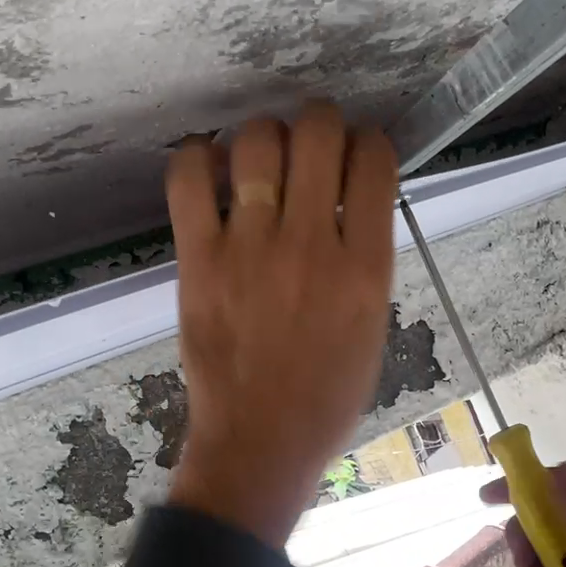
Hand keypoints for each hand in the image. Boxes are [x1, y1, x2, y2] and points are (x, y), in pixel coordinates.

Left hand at [163, 104, 397, 547]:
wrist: (262, 443)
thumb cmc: (327, 398)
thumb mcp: (373, 329)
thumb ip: (365, 263)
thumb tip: (349, 207)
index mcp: (366, 269)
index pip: (375, 162)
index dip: (370, 143)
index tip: (360, 154)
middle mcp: (312, 245)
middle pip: (319, 134)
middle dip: (323, 123)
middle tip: (315, 143)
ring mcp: (250, 248)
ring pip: (258, 141)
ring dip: (266, 134)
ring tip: (264, 157)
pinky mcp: (199, 259)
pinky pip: (190, 177)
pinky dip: (200, 157)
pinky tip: (212, 168)